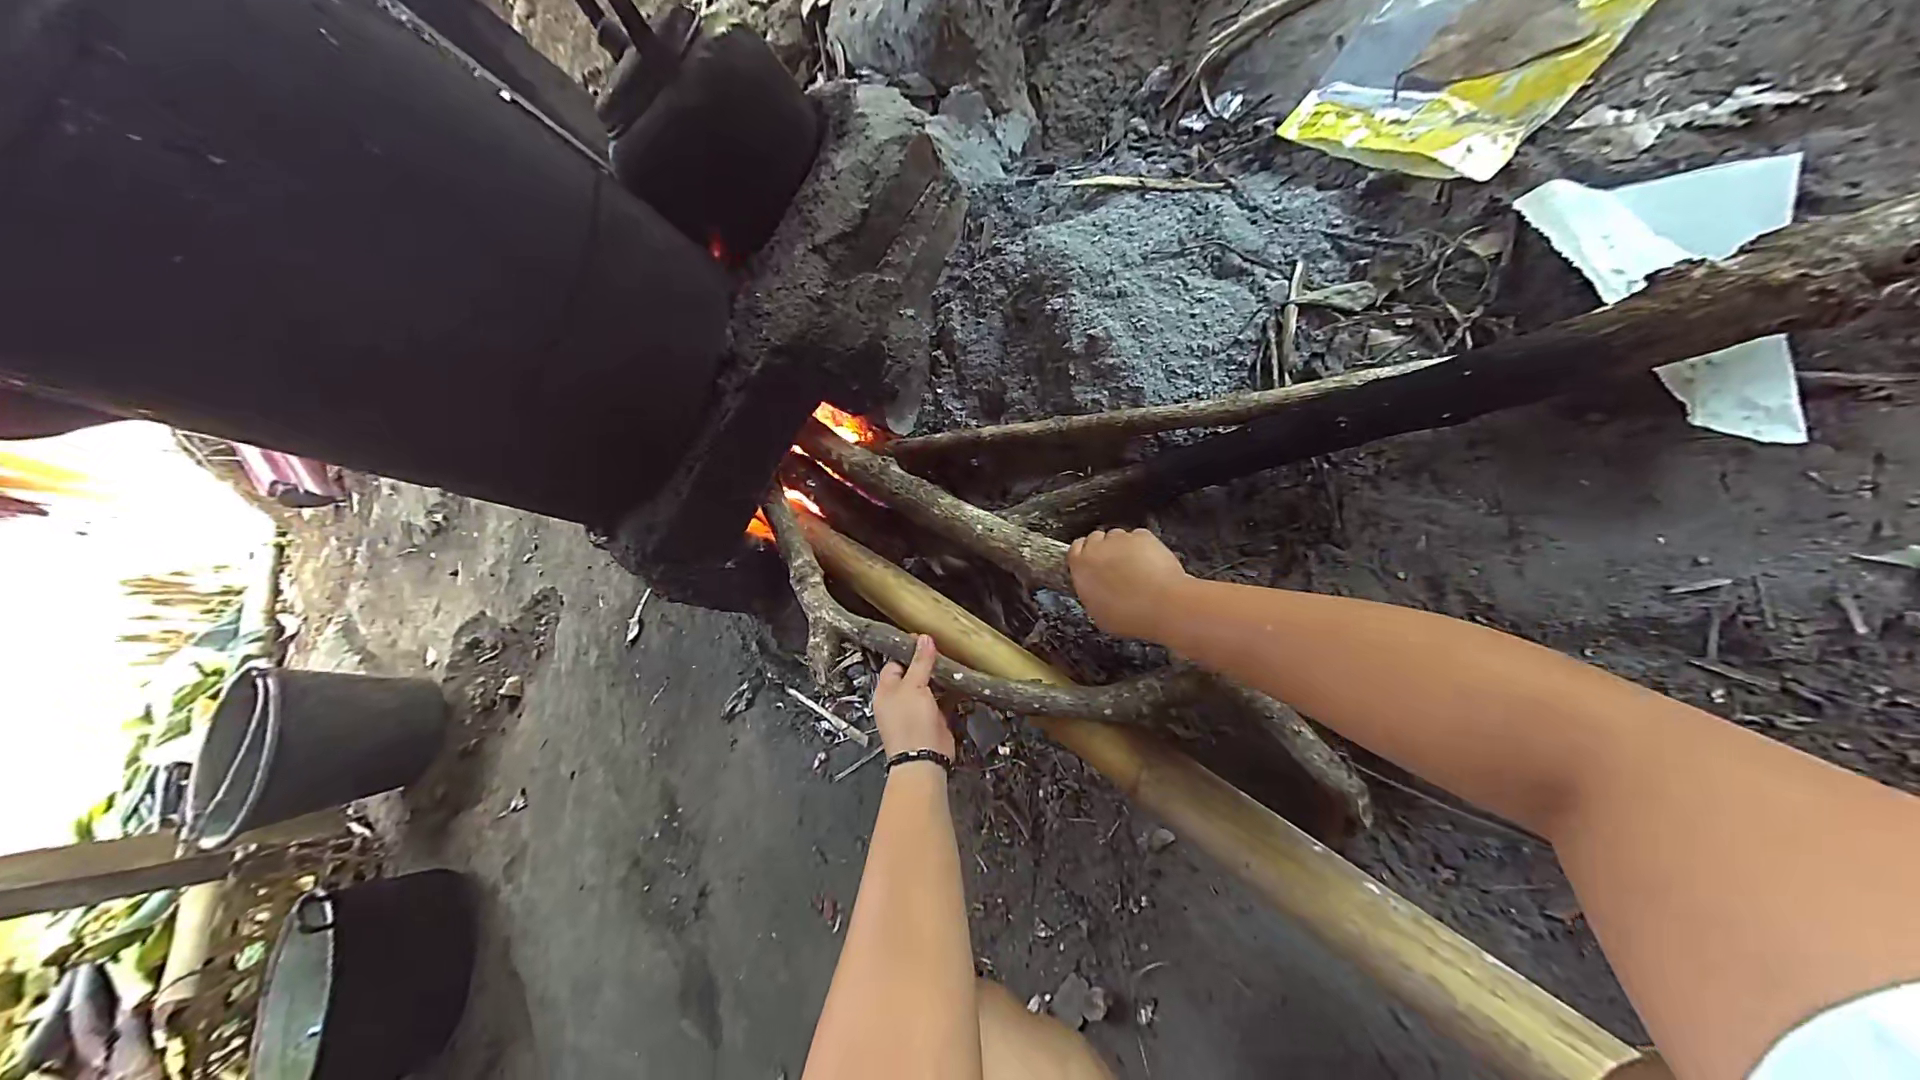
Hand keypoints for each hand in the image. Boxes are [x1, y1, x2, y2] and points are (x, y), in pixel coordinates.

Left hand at [871, 634, 954, 758]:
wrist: (924, 759)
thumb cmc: (909, 723)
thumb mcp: (913, 686)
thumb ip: (920, 662)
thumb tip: (924, 639)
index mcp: (886, 690)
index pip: (895, 662)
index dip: (909, 650)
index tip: (924, 639)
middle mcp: (899, 699)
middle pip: (913, 673)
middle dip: (927, 663)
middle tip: (943, 649)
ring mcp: (916, 709)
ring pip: (929, 686)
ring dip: (940, 677)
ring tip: (953, 661)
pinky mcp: (933, 718)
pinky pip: (942, 700)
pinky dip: (950, 691)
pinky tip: (959, 680)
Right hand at [1068, 528, 1190, 641]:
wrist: (1162, 606)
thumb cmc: (1130, 615)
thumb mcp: (1099, 615)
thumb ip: (1091, 594)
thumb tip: (1095, 592)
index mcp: (1080, 567)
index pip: (1075, 549)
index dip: (1085, 556)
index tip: (1092, 564)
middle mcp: (1097, 548)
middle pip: (1095, 539)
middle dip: (1103, 550)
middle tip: (1115, 567)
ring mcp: (1120, 539)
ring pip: (1117, 536)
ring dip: (1122, 547)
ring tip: (1135, 567)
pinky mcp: (1142, 536)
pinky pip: (1138, 537)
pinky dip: (1143, 546)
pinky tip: (1149, 563)